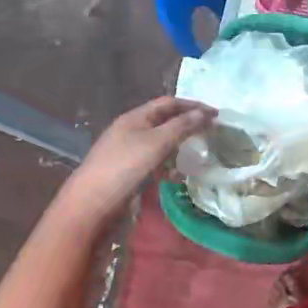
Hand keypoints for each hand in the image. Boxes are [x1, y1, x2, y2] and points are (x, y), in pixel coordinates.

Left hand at [60, 97, 215, 217]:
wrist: (91, 204)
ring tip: (197, 154)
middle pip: (164, 121)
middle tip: (210, 133)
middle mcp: (131, 129)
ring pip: (160, 142)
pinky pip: (153, 162)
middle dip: (187, 125)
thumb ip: (181, 126)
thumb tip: (204, 113)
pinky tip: (176, 176)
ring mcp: (128, 151)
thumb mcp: (156, 143)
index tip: (216, 114)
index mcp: (135, 117)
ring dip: (178, 146)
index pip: (169, 103)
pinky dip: (167, 165)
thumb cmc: (124, 167)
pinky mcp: (127, 171)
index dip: (193, 105)